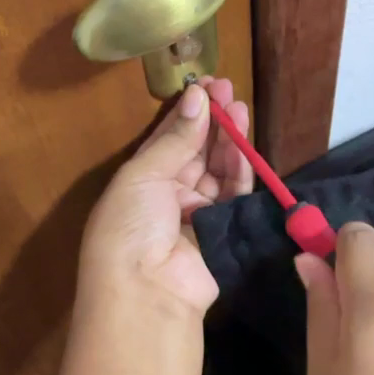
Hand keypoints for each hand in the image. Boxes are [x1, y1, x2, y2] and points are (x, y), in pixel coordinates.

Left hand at [79, 77, 253, 315]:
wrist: (146, 290)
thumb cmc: (130, 226)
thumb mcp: (143, 175)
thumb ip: (175, 139)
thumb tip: (196, 97)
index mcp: (139, 182)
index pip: (167, 140)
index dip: (186, 112)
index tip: (207, 84)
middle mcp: (167, 196)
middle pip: (194, 152)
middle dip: (211, 121)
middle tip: (229, 89)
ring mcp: (195, 214)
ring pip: (217, 170)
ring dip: (228, 140)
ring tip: (241, 107)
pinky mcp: (222, 230)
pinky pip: (234, 194)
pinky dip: (239, 169)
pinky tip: (243, 143)